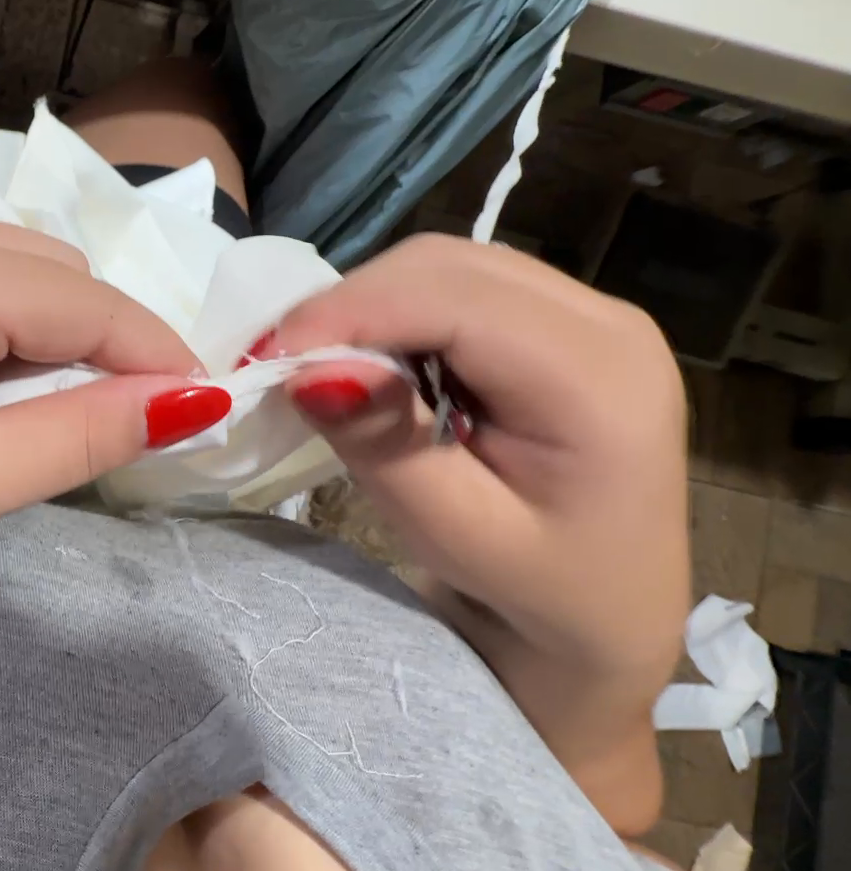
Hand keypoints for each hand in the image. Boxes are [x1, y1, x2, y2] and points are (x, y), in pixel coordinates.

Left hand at [0, 223, 227, 590]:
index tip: (211, 409)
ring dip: (59, 334)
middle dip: (108, 340)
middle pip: (57, 271)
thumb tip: (192, 399)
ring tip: (60, 412)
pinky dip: (9, 332)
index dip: (159, 353)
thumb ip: (78, 435)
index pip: (88, 300)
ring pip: (18, 274)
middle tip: (128, 421)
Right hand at [275, 234, 688, 678]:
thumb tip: (310, 371)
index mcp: (596, 378)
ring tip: (318, 368)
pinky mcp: (553, 322)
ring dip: (364, 306)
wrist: (602, 605)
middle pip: (445, 264)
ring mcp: (583, 314)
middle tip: (282, 366)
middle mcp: (603, 322)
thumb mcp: (452, 531)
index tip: (268, 359)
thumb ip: (386, 446)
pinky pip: (451, 286)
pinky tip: (369, 365)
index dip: (349, 312)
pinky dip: (388, 313)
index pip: (454, 300)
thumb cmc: (533, 582)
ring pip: (443, 265)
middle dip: (347, 304)